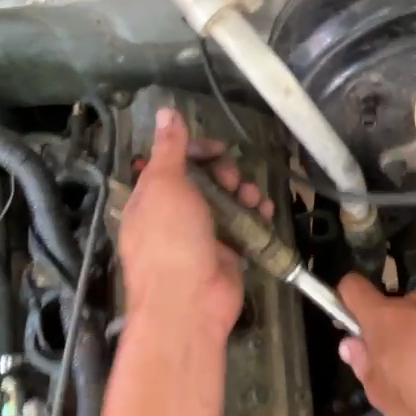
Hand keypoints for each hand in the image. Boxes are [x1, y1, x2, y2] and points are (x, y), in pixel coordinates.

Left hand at [118, 108, 272, 341]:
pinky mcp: (226, 252)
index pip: (173, 162)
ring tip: (252, 197)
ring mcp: (201, 235)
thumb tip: (165, 112)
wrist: (188, 303)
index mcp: (150, 198)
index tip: (217, 149)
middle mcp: (173, 215)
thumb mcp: (165, 185)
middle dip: (224, 173)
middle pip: (204, 180)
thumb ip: (169, 149)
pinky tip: (265, 211)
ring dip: (244, 192)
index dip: (196, 151)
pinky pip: (244, 225)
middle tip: (232, 179)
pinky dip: (256, 215)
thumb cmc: (169, 240)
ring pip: (228, 201)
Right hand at [336, 275, 415, 415]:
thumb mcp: (380, 395)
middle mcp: (414, 305)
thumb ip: (363, 364)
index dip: (345, 300)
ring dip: (415, 337)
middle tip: (387, 366)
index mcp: (383, 317)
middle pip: (389, 306)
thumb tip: (352, 344)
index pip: (353, 286)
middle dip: (385, 330)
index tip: (348, 323)